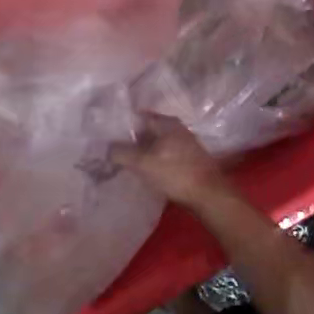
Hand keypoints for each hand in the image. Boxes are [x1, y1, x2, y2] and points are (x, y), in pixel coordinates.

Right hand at [111, 113, 234, 207]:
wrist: (209, 195)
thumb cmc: (175, 174)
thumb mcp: (143, 163)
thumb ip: (121, 153)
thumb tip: (105, 148)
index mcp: (166, 123)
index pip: (137, 117)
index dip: (120, 125)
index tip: (105, 135)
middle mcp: (176, 128)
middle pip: (146, 130)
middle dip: (129, 139)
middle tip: (110, 150)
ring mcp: (184, 143)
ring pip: (154, 143)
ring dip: (140, 151)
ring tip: (123, 161)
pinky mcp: (187, 158)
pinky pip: (163, 153)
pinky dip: (151, 159)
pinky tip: (142, 169)